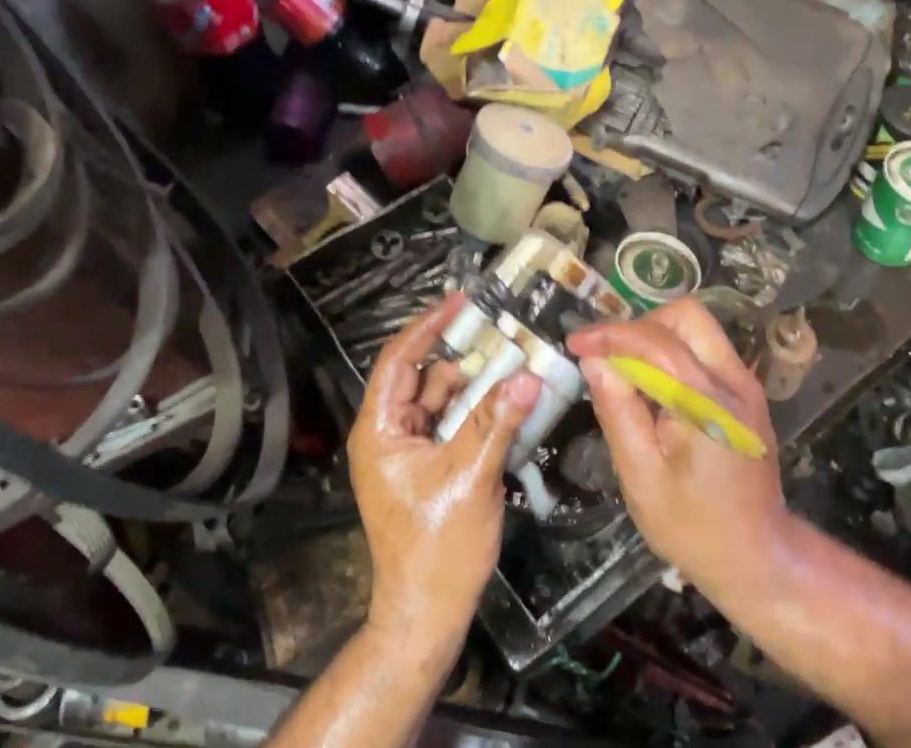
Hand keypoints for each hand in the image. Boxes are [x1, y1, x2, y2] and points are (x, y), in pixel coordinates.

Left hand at [350, 292, 539, 649]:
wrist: (428, 610)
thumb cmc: (437, 546)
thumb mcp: (470, 477)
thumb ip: (498, 422)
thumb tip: (528, 375)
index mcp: (382, 429)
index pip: (399, 361)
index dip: (428, 326)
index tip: (461, 300)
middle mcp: (391, 432)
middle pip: (428, 378)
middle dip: (468, 358)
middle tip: (509, 335)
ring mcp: (412, 450)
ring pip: (447, 401)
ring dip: (482, 386)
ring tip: (522, 365)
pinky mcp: (432, 466)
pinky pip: (457, 425)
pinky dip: (483, 412)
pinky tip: (515, 402)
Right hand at [567, 297, 791, 595]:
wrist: (757, 555)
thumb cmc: (693, 526)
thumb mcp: (641, 475)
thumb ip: (618, 411)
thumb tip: (595, 361)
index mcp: (706, 402)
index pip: (656, 341)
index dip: (610, 335)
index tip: (575, 343)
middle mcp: (733, 381)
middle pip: (688, 316)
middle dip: (640, 326)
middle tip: (607, 356)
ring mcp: (746, 385)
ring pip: (699, 330)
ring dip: (657, 338)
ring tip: (624, 371)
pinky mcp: (746, 395)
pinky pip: (706, 353)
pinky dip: (674, 355)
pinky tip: (651, 388)